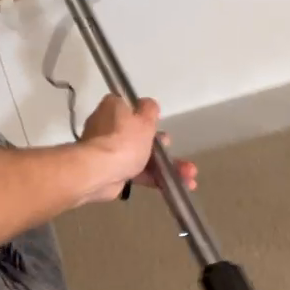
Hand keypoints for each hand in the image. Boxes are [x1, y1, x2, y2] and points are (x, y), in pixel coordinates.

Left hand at [75, 95, 196, 203]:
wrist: (100, 171)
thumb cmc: (123, 140)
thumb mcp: (143, 119)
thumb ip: (149, 109)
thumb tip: (148, 104)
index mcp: (112, 108)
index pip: (130, 107)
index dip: (145, 116)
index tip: (157, 123)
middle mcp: (107, 127)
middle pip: (138, 134)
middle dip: (161, 144)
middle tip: (171, 148)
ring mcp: (109, 150)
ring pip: (142, 155)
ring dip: (166, 165)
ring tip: (189, 175)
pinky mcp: (113, 171)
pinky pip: (138, 172)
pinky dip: (155, 178)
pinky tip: (176, 186)